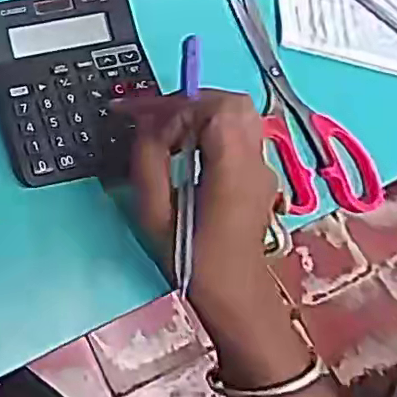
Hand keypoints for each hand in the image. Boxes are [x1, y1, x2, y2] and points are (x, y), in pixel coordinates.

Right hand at [114, 90, 280, 302]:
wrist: (234, 295)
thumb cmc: (190, 259)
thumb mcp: (155, 212)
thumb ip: (149, 160)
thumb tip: (145, 125)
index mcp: (233, 170)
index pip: (212, 110)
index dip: (171, 105)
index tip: (134, 113)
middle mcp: (256, 161)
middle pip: (230, 103)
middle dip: (185, 101)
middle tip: (150, 117)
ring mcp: (261, 167)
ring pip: (235, 114)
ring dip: (196, 112)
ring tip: (162, 129)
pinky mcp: (256, 174)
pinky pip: (235, 132)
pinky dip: (206, 127)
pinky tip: (182, 147)